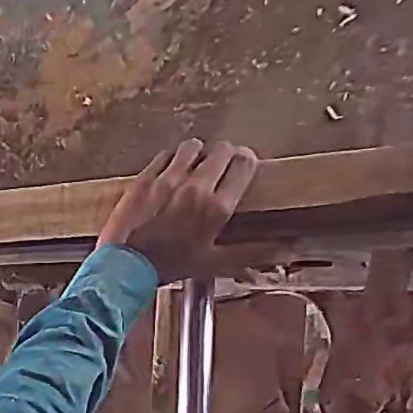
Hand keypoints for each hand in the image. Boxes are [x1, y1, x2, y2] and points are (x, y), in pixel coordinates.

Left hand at [98, 139, 259, 282]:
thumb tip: (288, 252)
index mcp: (216, 208)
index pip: (244, 165)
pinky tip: (172, 170)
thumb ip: (252, 252)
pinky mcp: (145, 178)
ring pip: (193, 146)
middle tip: (222, 165)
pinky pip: (165, 154)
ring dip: (199, 152)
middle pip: (222, 150)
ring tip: (196, 165)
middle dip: (226, 154)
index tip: (244, 166)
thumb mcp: (214, 262)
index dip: (247, 162)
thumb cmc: (170, 266)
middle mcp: (195, 188)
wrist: (124, 266)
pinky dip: (172, 158)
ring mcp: (167, 180)